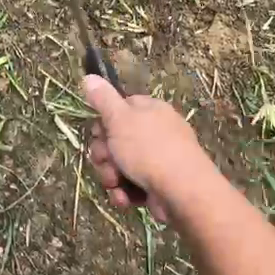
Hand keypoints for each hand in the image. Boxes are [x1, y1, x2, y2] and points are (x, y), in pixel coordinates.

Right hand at [82, 75, 209, 222]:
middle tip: (106, 160)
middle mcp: (155, 132)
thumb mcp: (119, 118)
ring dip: (111, 175)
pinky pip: (131, 184)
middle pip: (114, 139)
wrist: (184, 193)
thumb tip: (90, 77)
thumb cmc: (149, 149)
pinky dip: (125, 191)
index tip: (98, 133)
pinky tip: (125, 197)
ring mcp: (158, 159)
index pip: (119, 109)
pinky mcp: (158, 184)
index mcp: (150, 110)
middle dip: (104, 154)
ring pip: (119, 164)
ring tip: (116, 183)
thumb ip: (103, 98)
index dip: (103, 123)